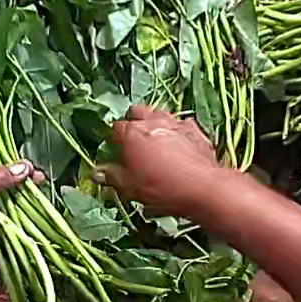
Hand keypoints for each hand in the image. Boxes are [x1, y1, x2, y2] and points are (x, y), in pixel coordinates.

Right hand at [96, 106, 231, 216]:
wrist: (202, 187)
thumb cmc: (163, 188)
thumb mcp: (132, 188)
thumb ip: (114, 177)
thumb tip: (98, 173)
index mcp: (132, 134)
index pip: (116, 129)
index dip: (114, 138)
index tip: (114, 147)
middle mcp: (153, 122)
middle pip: (139, 113)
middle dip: (134, 121)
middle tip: (133, 135)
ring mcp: (176, 124)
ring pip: (161, 114)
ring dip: (156, 121)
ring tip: (154, 133)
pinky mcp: (196, 131)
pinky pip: (183, 125)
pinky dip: (178, 130)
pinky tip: (179, 139)